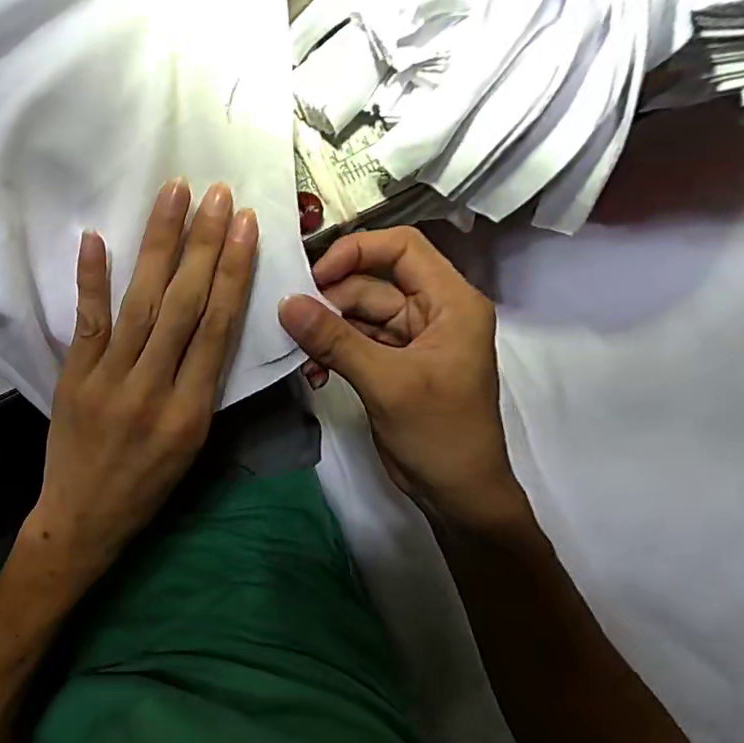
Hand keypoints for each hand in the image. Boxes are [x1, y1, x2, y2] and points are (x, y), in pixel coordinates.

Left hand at [25, 179, 259, 580]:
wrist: (84, 519)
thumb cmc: (148, 485)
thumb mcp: (193, 445)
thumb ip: (204, 386)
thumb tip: (214, 323)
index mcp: (192, 411)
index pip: (218, 328)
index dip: (233, 272)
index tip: (243, 226)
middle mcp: (153, 389)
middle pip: (183, 305)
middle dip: (202, 245)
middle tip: (216, 194)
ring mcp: (108, 381)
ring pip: (139, 303)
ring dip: (157, 245)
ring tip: (172, 195)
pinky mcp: (72, 378)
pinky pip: (85, 322)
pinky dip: (90, 279)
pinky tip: (96, 237)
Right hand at [278, 225, 529, 529]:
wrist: (457, 493)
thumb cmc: (439, 433)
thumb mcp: (387, 382)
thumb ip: (336, 340)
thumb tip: (286, 304)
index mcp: (450, 302)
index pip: (403, 249)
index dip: (357, 252)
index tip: (314, 277)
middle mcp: (432, 312)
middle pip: (372, 283)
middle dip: (331, 303)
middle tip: (293, 324)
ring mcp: (411, 340)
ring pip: (358, 316)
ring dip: (326, 333)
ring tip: (301, 357)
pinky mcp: (392, 365)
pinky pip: (355, 344)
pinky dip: (332, 355)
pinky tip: (314, 374)